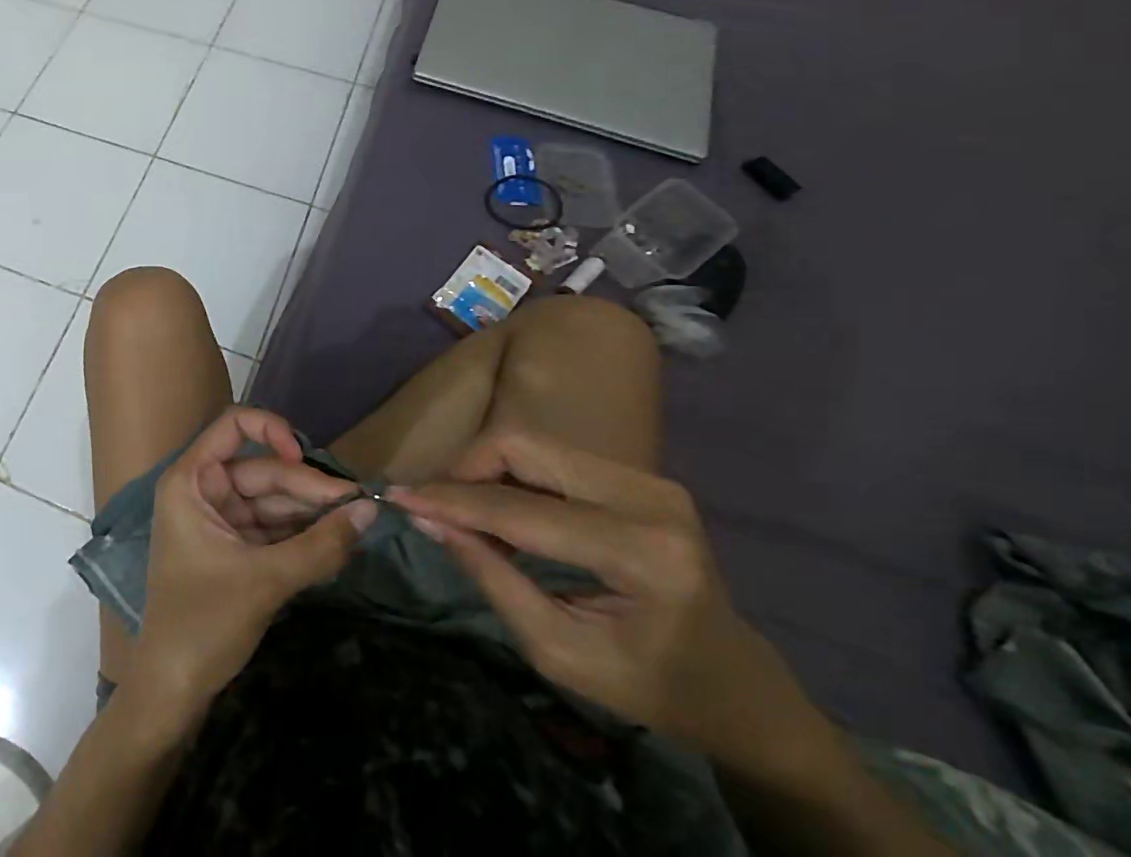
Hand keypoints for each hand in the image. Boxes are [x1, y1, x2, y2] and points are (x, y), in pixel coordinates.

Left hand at [133, 407, 376, 707]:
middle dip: (309, 489)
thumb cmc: (204, 624)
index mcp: (191, 484)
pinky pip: (276, 526)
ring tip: (354, 526)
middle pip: (266, 470)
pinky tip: (336, 543)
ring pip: (276, 499)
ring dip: (312, 513)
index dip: (273, 430)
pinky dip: (304, 533)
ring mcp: (222, 521)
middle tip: (358, 506)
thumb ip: (322, 544)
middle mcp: (205, 493)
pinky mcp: (236, 548)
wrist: (173, 691)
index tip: (304, 457)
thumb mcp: (267, 580)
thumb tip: (372, 508)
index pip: (234, 426)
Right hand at [388, 430, 806, 763]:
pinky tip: (501, 510)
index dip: (453, 499)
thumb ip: (494, 579)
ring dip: (489, 471)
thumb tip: (432, 522)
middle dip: (468, 469)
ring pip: (539, 444)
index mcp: (641, 552)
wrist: (732, 681)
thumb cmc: (649, 686)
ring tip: (463, 513)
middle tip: (433, 506)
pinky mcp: (643, 475)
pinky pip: (558, 458)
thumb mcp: (559, 652)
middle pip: (529, 446)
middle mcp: (650, 495)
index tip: (398, 497)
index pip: (523, 509)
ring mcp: (651, 477)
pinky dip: (517, 477)